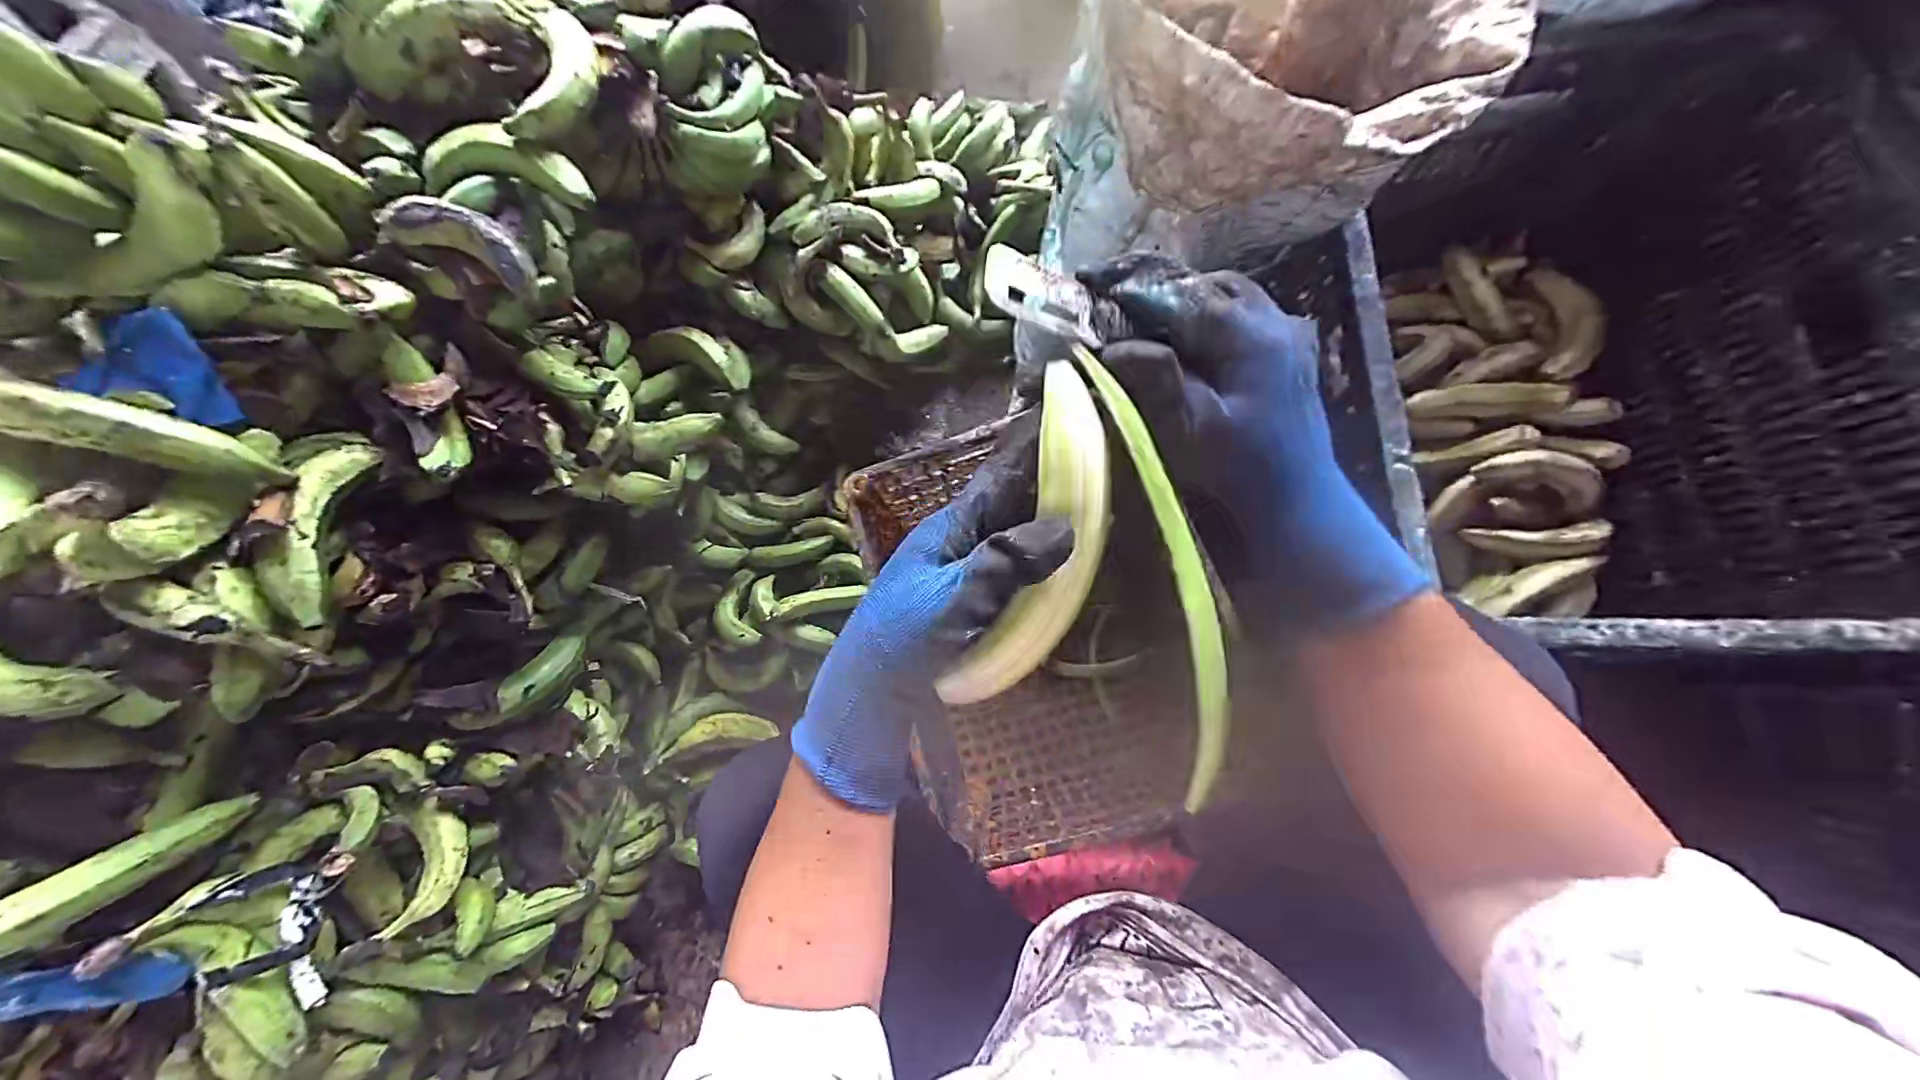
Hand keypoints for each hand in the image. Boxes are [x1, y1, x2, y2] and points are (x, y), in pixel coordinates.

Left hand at [793, 417, 1072, 811]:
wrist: (870, 693)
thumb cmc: (904, 640)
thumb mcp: (953, 600)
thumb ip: (1004, 563)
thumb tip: (1065, 527)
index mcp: (952, 526)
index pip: (1002, 476)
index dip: (1035, 449)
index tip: (1069, 422)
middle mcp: (962, 539)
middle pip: (1014, 502)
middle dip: (1052, 485)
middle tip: (1101, 471)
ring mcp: (966, 570)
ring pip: (1016, 534)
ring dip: (1049, 521)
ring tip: (1094, 509)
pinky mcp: (972, 600)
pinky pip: (1014, 566)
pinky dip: (1040, 558)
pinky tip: (1063, 564)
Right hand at [1080, 253, 1429, 628]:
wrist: (1297, 501)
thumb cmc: (1240, 470)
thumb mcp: (1191, 428)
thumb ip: (1156, 379)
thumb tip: (1114, 345)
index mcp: (1249, 337)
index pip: (1183, 296)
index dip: (1135, 290)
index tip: (1095, 286)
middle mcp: (1273, 323)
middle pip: (1210, 286)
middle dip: (1162, 289)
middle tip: (1119, 301)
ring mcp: (1287, 335)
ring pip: (1232, 295)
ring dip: (1189, 300)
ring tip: (1150, 316)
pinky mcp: (1291, 354)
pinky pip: (1249, 314)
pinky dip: (1214, 315)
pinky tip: (1193, 338)